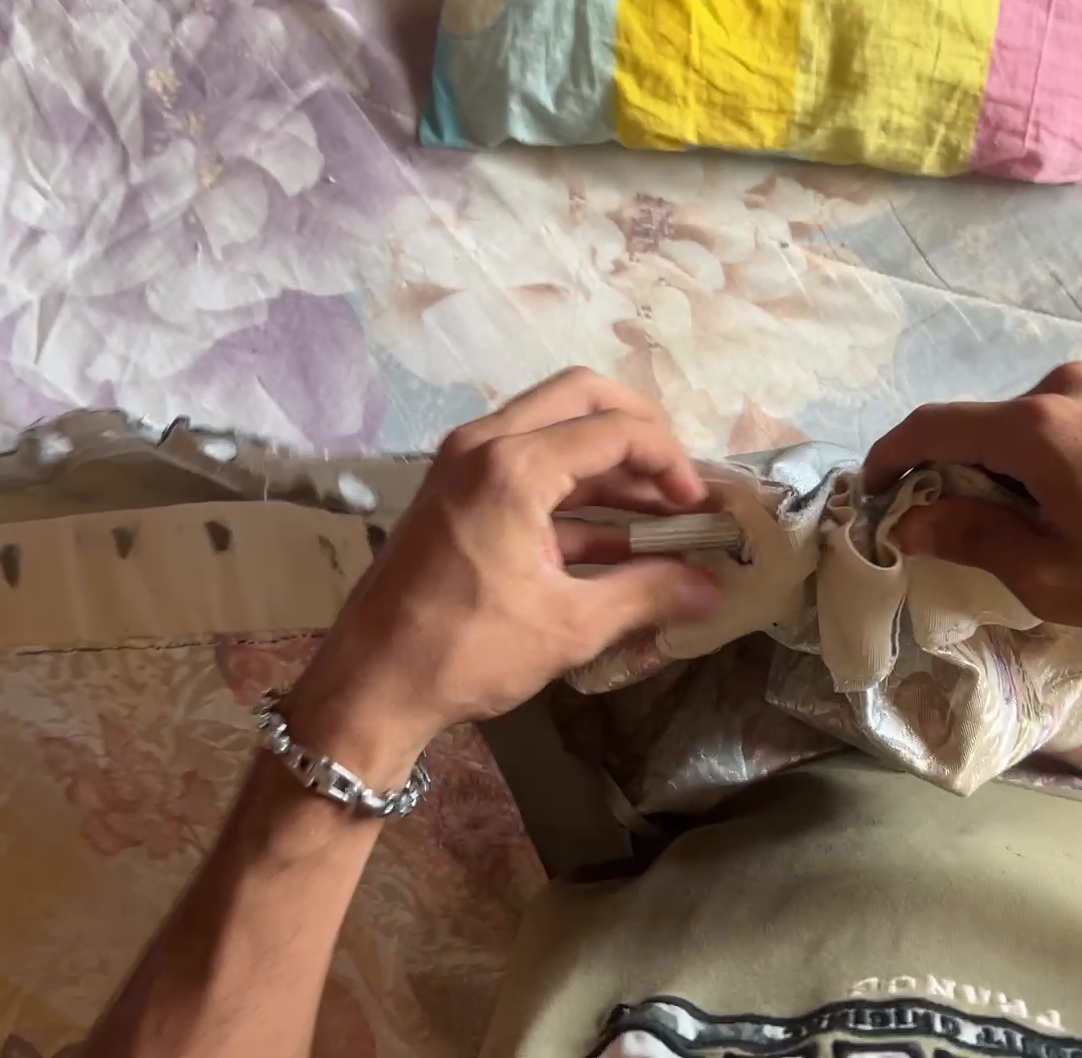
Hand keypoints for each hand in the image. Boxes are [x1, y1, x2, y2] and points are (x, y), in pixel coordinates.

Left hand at [287, 369, 719, 763]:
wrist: (371, 685)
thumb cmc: (467, 652)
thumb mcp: (570, 624)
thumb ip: (648, 593)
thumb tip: (711, 588)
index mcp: (514, 465)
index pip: (617, 429)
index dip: (671, 461)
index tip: (697, 507)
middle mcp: (486, 442)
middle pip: (582, 396)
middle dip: (640, 430)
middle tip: (676, 478)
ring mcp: (466, 460)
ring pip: (555, 424)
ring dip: (610, 460)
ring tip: (658, 510)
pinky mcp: (458, 487)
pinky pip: (530, 461)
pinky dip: (576, 486)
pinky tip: (615, 535)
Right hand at [864, 362, 1081, 638]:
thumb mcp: (1051, 575)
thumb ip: (969, 538)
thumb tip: (909, 523)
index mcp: (1037, 427)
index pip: (930, 427)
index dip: (889, 457)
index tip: (872, 490)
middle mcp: (1066, 385)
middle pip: (976, 424)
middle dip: (951, 472)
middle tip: (959, 526)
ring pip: (1020, 422)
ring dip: (1001, 465)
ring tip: (1031, 520)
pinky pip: (1063, 418)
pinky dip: (1043, 454)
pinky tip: (1078, 498)